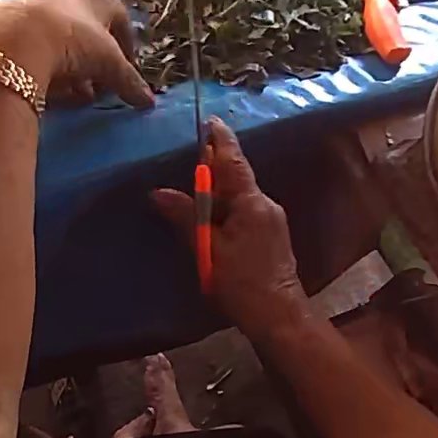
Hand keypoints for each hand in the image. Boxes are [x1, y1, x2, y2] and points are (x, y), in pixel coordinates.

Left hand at [0, 0, 154, 108]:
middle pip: (88, 34)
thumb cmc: (74, 41)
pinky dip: (47, 70)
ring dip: (72, 71)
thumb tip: (148, 102)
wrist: (15, 37)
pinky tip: (47, 91)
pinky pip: (36, 52)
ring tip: (75, 97)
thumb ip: (128, 82)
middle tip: (98, 90)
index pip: (120, 20)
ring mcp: (37, 11)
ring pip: (61, 44)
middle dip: (96, 65)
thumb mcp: (107, 63)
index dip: (126, 49)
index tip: (126, 72)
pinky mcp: (12, 29)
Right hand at [152, 118, 311, 334]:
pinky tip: (208, 215)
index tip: (210, 122)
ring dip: (217, 189)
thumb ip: (186, 217)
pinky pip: (243, 211)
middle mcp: (265, 205)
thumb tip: (159, 193)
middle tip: (189, 155)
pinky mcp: (269, 235)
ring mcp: (270, 220)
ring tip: (192, 186)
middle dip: (213, 166)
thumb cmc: (242, 283)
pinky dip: (224, 207)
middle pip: (236, 178)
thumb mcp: (208, 249)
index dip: (220, 141)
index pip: (233, 162)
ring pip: (239, 196)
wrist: (278, 316)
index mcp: (252, 203)